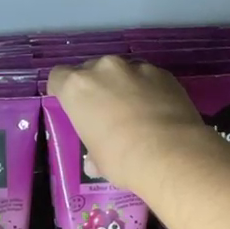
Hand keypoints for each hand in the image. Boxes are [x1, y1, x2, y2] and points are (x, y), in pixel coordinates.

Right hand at [47, 56, 217, 190]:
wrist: (171, 154)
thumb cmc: (122, 160)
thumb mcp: (97, 161)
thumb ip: (92, 151)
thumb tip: (94, 161)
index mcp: (77, 88)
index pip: (58, 78)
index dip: (62, 92)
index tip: (71, 107)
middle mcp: (104, 68)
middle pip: (90, 70)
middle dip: (95, 88)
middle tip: (104, 112)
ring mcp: (136, 67)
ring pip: (121, 71)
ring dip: (122, 86)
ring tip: (135, 112)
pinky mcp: (163, 72)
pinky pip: (147, 77)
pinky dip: (148, 89)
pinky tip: (157, 112)